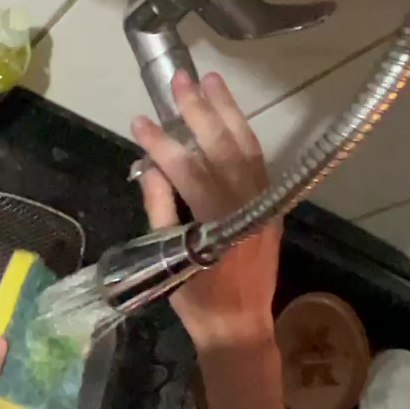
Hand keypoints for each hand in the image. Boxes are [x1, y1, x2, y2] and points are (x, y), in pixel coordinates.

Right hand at [132, 71, 279, 352]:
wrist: (239, 328)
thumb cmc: (198, 304)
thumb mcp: (169, 262)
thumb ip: (160, 212)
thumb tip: (149, 169)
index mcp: (219, 225)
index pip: (189, 173)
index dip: (163, 146)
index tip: (139, 123)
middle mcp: (247, 208)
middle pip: (223, 149)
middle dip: (199, 112)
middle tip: (179, 80)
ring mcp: (263, 206)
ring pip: (247, 148)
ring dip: (227, 112)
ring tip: (209, 81)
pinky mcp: (270, 208)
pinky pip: (257, 163)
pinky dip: (242, 136)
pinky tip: (228, 118)